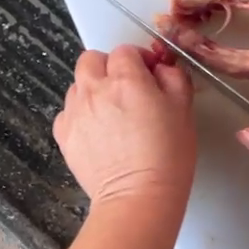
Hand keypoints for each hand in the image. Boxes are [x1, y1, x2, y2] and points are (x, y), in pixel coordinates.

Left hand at [54, 45, 196, 208]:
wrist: (138, 198)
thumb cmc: (167, 157)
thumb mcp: (184, 110)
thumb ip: (173, 78)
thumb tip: (162, 67)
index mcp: (126, 79)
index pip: (125, 51)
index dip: (139, 60)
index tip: (148, 75)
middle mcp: (95, 90)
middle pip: (91, 59)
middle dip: (107, 68)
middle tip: (125, 88)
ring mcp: (75, 112)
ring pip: (77, 85)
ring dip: (92, 91)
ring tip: (111, 114)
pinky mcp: (64, 135)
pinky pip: (66, 113)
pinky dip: (79, 116)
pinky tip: (97, 132)